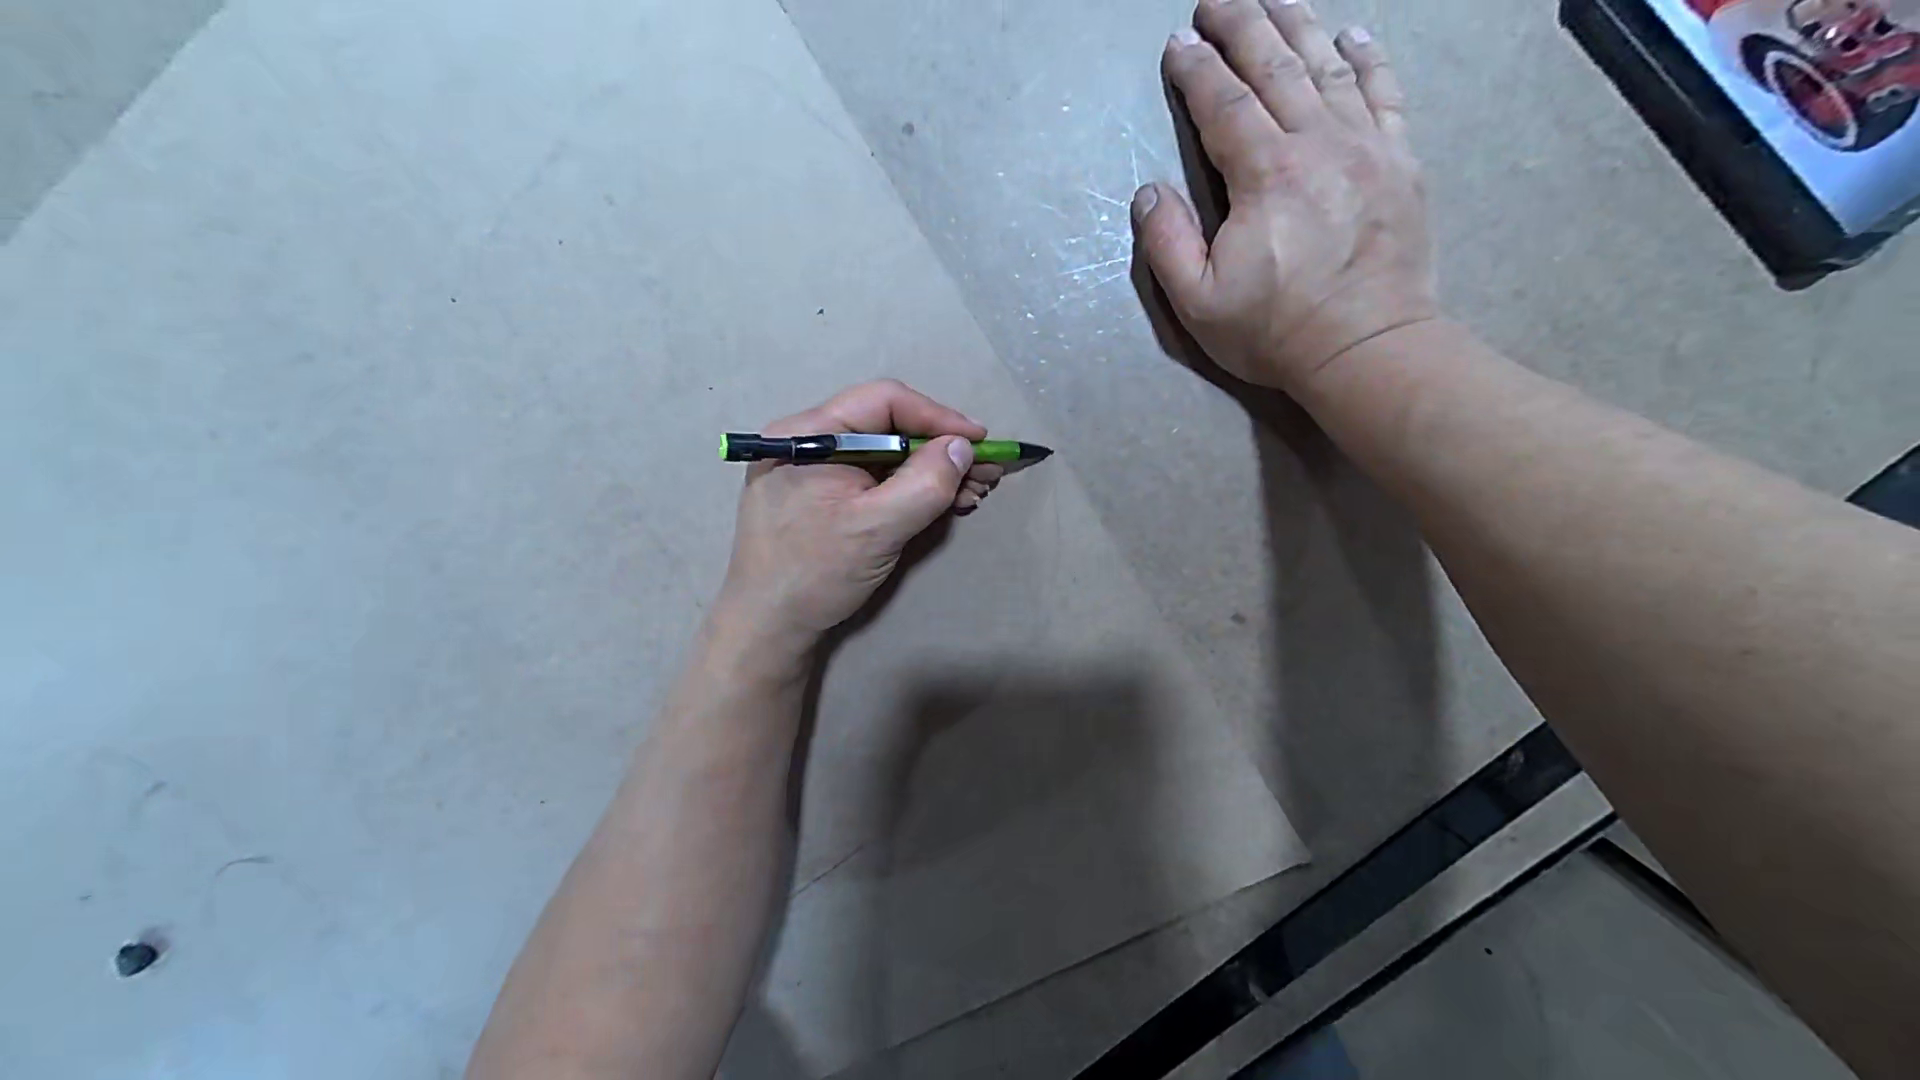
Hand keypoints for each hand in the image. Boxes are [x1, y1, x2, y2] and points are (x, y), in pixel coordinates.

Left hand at [714, 380, 1004, 649]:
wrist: (769, 626)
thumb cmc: (815, 574)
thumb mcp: (877, 529)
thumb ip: (924, 484)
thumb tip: (962, 447)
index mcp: (809, 434)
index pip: (884, 402)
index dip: (938, 417)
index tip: (980, 442)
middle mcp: (811, 442)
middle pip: (889, 427)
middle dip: (942, 450)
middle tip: (986, 472)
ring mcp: (818, 470)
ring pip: (887, 455)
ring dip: (933, 472)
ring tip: (974, 492)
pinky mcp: (827, 497)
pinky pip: (877, 479)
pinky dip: (913, 489)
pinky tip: (946, 501)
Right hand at [1134, 0, 1439, 393]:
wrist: (1368, 349)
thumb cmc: (1274, 332)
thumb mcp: (1198, 303)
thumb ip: (1168, 244)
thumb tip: (1149, 191)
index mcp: (1266, 176)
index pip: (1225, 105)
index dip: (1197, 71)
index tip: (1177, 43)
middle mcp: (1319, 144)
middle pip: (1278, 66)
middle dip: (1243, 26)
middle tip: (1216, 0)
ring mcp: (1368, 147)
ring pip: (1330, 66)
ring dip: (1298, 24)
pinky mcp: (1400, 162)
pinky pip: (1385, 91)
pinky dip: (1367, 56)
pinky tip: (1350, 33)